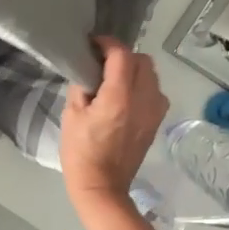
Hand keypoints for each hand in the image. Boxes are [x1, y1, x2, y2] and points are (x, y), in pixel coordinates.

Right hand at [60, 37, 169, 204]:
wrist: (103, 186)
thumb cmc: (81, 151)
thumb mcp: (71, 115)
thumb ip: (82, 86)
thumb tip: (89, 71)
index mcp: (119, 96)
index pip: (121, 54)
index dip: (107, 43)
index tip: (93, 44)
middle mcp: (144, 99)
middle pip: (142, 60)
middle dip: (123, 56)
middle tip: (102, 63)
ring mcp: (155, 111)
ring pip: (152, 75)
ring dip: (135, 70)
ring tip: (114, 80)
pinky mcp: (157, 122)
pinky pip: (155, 92)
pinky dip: (142, 86)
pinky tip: (125, 98)